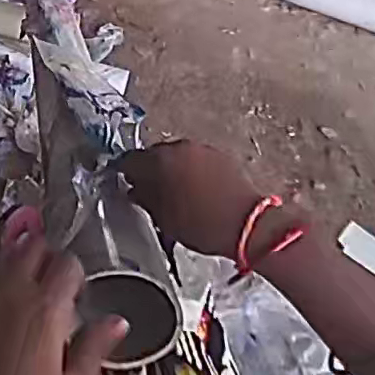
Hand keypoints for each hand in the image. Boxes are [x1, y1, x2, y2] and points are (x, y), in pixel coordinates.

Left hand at [0, 215, 126, 374]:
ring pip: (5, 252)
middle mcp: (12, 289)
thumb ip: (94, 348)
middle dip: (48, 256)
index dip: (78, 274)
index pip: (68, 262)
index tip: (79, 294)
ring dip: (20, 260)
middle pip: (34, 245)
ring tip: (28, 290)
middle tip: (56, 285)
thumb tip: (117, 322)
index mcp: (46, 308)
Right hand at [117, 141, 277, 255]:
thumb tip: (134, 190)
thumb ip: (145, 199)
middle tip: (147, 191)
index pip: (130, 160)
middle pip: (153, 155)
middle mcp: (179, 147)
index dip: (124, 173)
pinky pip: (195, 160)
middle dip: (149, 170)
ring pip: (176, 156)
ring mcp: (201, 149)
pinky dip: (190, 171)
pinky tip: (194, 190)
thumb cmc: (202, 224)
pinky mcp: (221, 157)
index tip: (123, 184)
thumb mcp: (164, 218)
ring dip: (171, 169)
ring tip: (173, 192)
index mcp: (159, 159)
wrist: (251, 226)